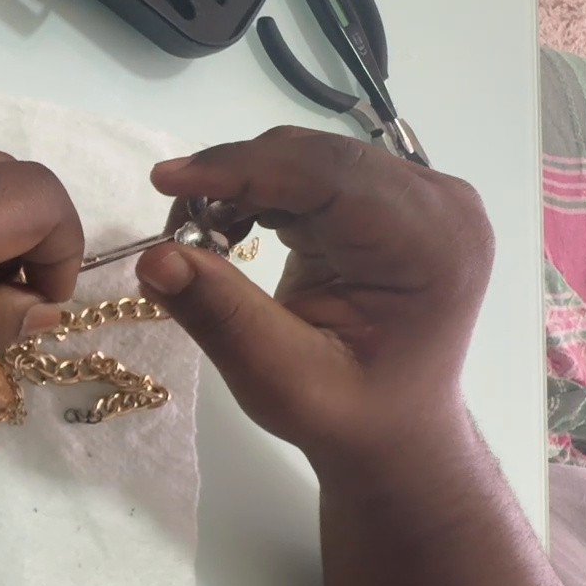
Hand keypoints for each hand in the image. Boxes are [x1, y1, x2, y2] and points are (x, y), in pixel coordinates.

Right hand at [134, 127, 492, 464]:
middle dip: (231, 179)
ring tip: (195, 240)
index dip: (241, 169)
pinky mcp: (384, 205)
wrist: (390, 428)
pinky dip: (253, 197)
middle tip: (171, 228)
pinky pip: (304, 178)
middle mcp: (434, 206)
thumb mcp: (277, 376)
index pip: (327, 176)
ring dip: (237, 188)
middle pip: (314, 158)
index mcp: (429, 246)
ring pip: (303, 160)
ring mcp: (412, 200)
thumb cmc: (345, 412)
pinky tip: (228, 235)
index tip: (163, 180)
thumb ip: (218, 313)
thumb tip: (152, 258)